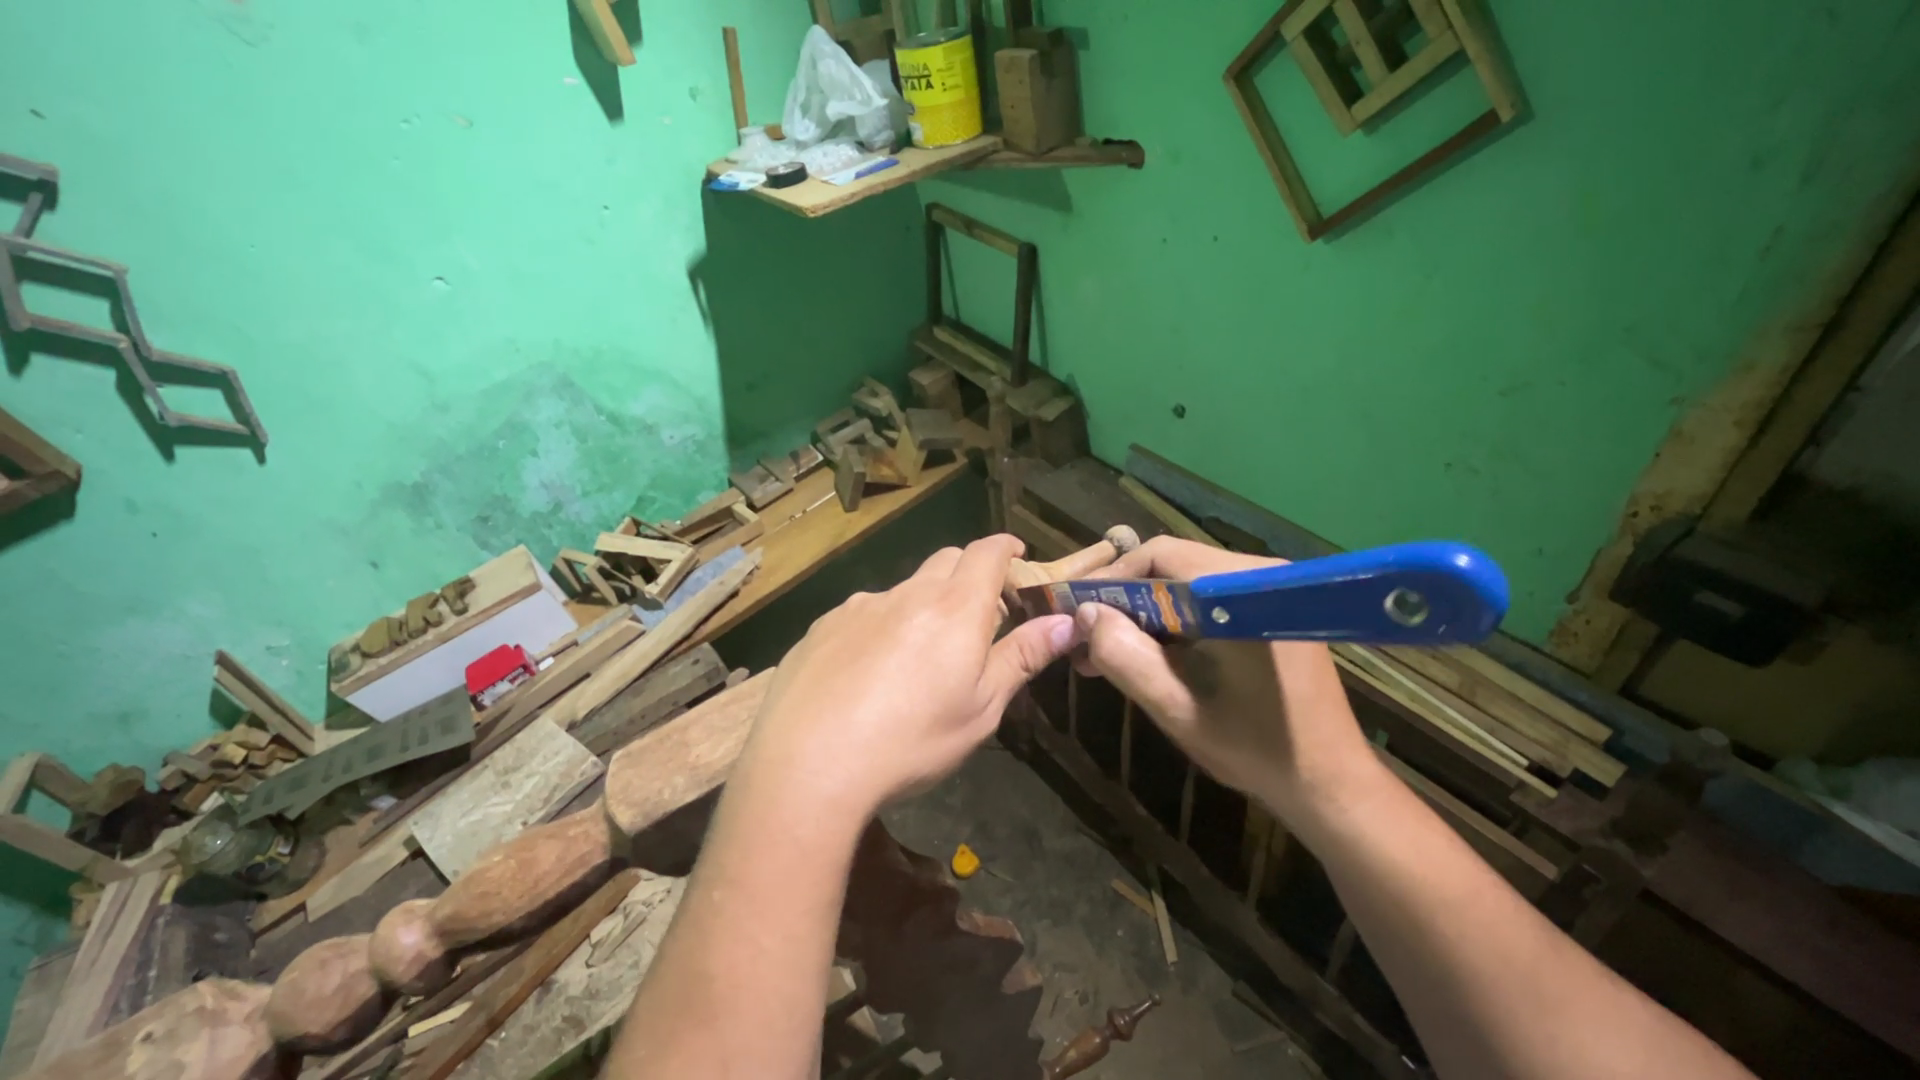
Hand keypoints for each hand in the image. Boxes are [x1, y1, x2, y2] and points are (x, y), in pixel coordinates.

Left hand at [739, 535, 1079, 820]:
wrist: (808, 764)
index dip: (1005, 549)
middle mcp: (906, 594)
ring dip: (921, 605)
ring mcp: (857, 608)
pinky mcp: (821, 628)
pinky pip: (862, 615)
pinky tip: (867, 675)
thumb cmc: (911, 741)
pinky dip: (880, 628)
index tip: (1016, 558)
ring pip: (902, 590)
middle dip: (968, 574)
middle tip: (977, 615)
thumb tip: (1065, 622)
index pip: (986, 553)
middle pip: (945, 561)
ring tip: (918, 656)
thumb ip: (1021, 658)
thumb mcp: (980, 709)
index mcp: (954, 608)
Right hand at [1073, 537, 1376, 819]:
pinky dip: (1174, 620)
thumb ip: (1126, 656)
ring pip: (1186, 582)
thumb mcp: (1176, 707)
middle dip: (1126, 601)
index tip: (1078, 616)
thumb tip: (1085, 613)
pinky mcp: (1271, 608)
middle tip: (1089, 641)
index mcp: (1242, 590)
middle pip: (1172, 565)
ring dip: (1147, 613)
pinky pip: (1208, 597)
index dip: (1111, 582)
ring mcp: (1271, 589)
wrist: (1327, 781)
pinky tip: (1152, 654)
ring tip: (1112, 652)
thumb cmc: (1253, 746)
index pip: (1160, 557)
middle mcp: (1261, 574)